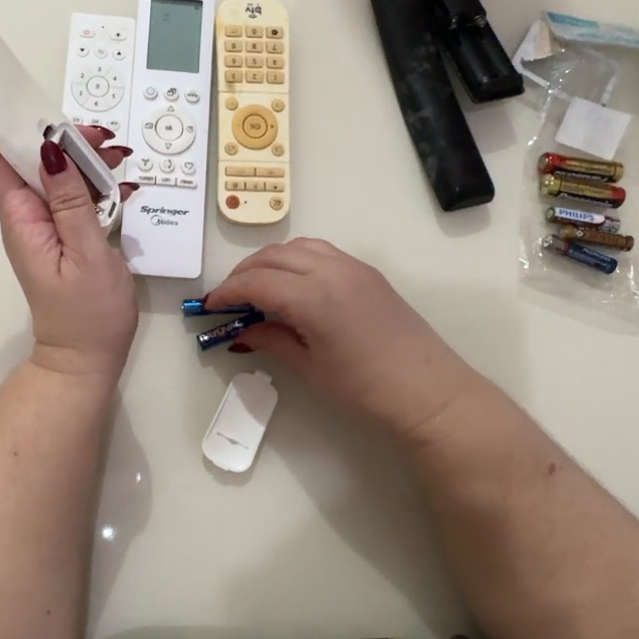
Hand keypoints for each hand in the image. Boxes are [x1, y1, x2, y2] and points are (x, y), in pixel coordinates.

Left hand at [0, 127, 138, 379]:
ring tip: (122, 157)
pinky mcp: (64, 236)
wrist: (88, 359)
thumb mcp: (86, 253)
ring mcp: (46, 227)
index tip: (40, 108)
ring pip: (57, 177)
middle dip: (63, 140)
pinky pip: (74, 199)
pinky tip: (125, 186)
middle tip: (105, 138)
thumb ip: (71, 201)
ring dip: (86, 162)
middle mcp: (27, 218)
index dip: (11, 128)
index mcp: (22, 220)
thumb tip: (50, 149)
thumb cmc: (87, 313)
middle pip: (32, 161)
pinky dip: (97, 187)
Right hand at [204, 238, 478, 443]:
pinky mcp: (368, 273)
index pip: (257, 282)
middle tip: (228, 298)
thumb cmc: (365, 388)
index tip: (210, 306)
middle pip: (273, 257)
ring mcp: (353, 268)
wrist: (428, 391)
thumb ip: (272, 340)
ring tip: (257, 288)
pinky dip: (296, 260)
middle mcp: (331, 271)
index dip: (228, 292)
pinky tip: (291, 285)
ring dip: (270, 261)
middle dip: (244, 273)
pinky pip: (321, 252)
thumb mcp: (310, 368)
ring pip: (298, 247)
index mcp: (313, 296)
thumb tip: (244, 329)